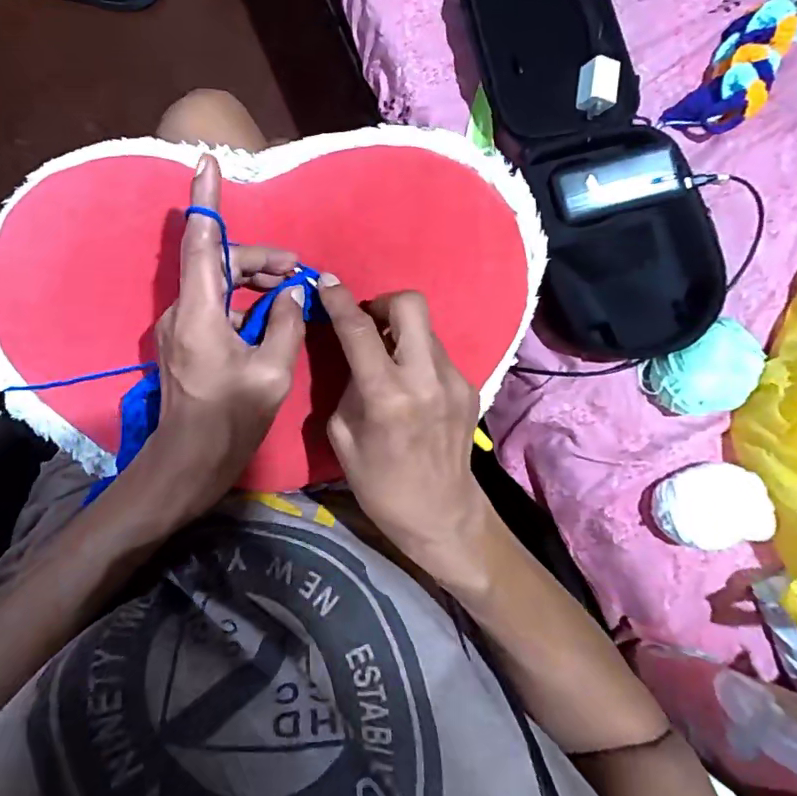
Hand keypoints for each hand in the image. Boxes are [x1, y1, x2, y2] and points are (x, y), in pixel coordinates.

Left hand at [135, 154, 307, 519]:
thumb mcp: (271, 373)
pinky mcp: (186, 340)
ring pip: (218, 282)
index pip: (202, 242)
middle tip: (298, 272)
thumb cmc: (230, 420)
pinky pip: (216, 304)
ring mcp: (181, 326)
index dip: (205, 199)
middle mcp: (183, 310)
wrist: (189, 461)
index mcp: (201, 313)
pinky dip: (243, 300)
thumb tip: (291, 293)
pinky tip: (271, 314)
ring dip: (254, 279)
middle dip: (258, 258)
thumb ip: (284, 324)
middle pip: (219, 261)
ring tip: (291, 291)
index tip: (206, 161)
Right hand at [315, 281, 492, 576]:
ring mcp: (454, 380)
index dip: (339, 300)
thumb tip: (353, 352)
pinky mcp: (469, 387)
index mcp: (387, 396)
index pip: (360, 330)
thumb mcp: (343, 436)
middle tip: (366, 321)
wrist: (442, 514)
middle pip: (410, 305)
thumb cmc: (380, 484)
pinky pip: (437, 352)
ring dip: (400, 331)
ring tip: (385, 356)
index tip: (326, 281)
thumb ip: (348, 385)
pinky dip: (416, 354)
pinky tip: (408, 381)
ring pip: (426, 327)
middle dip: (383, 301)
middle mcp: (426, 379)